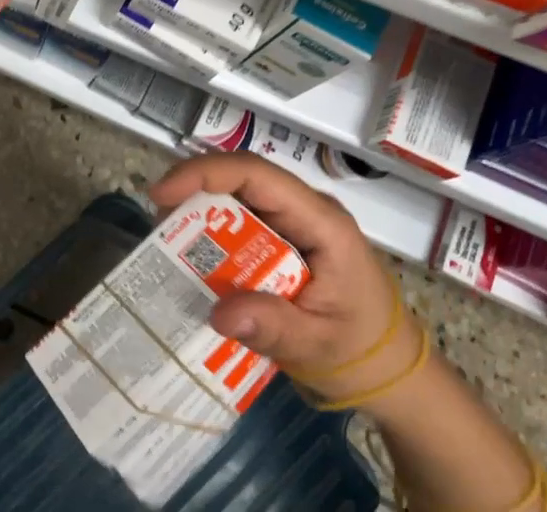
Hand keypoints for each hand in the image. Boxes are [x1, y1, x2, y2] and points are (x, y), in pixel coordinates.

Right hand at [149, 151, 414, 400]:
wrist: (390, 372)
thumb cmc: (360, 352)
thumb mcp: (317, 345)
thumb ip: (274, 326)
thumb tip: (221, 313)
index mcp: (322, 223)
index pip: (256, 175)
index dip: (205, 174)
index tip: (162, 194)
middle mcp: (305, 212)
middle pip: (240, 179)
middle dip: (192, 193)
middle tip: (156, 225)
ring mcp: (293, 224)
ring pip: (235, 199)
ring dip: (197, 216)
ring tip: (165, 244)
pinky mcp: (282, 241)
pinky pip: (238, 224)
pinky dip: (208, 237)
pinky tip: (189, 260)